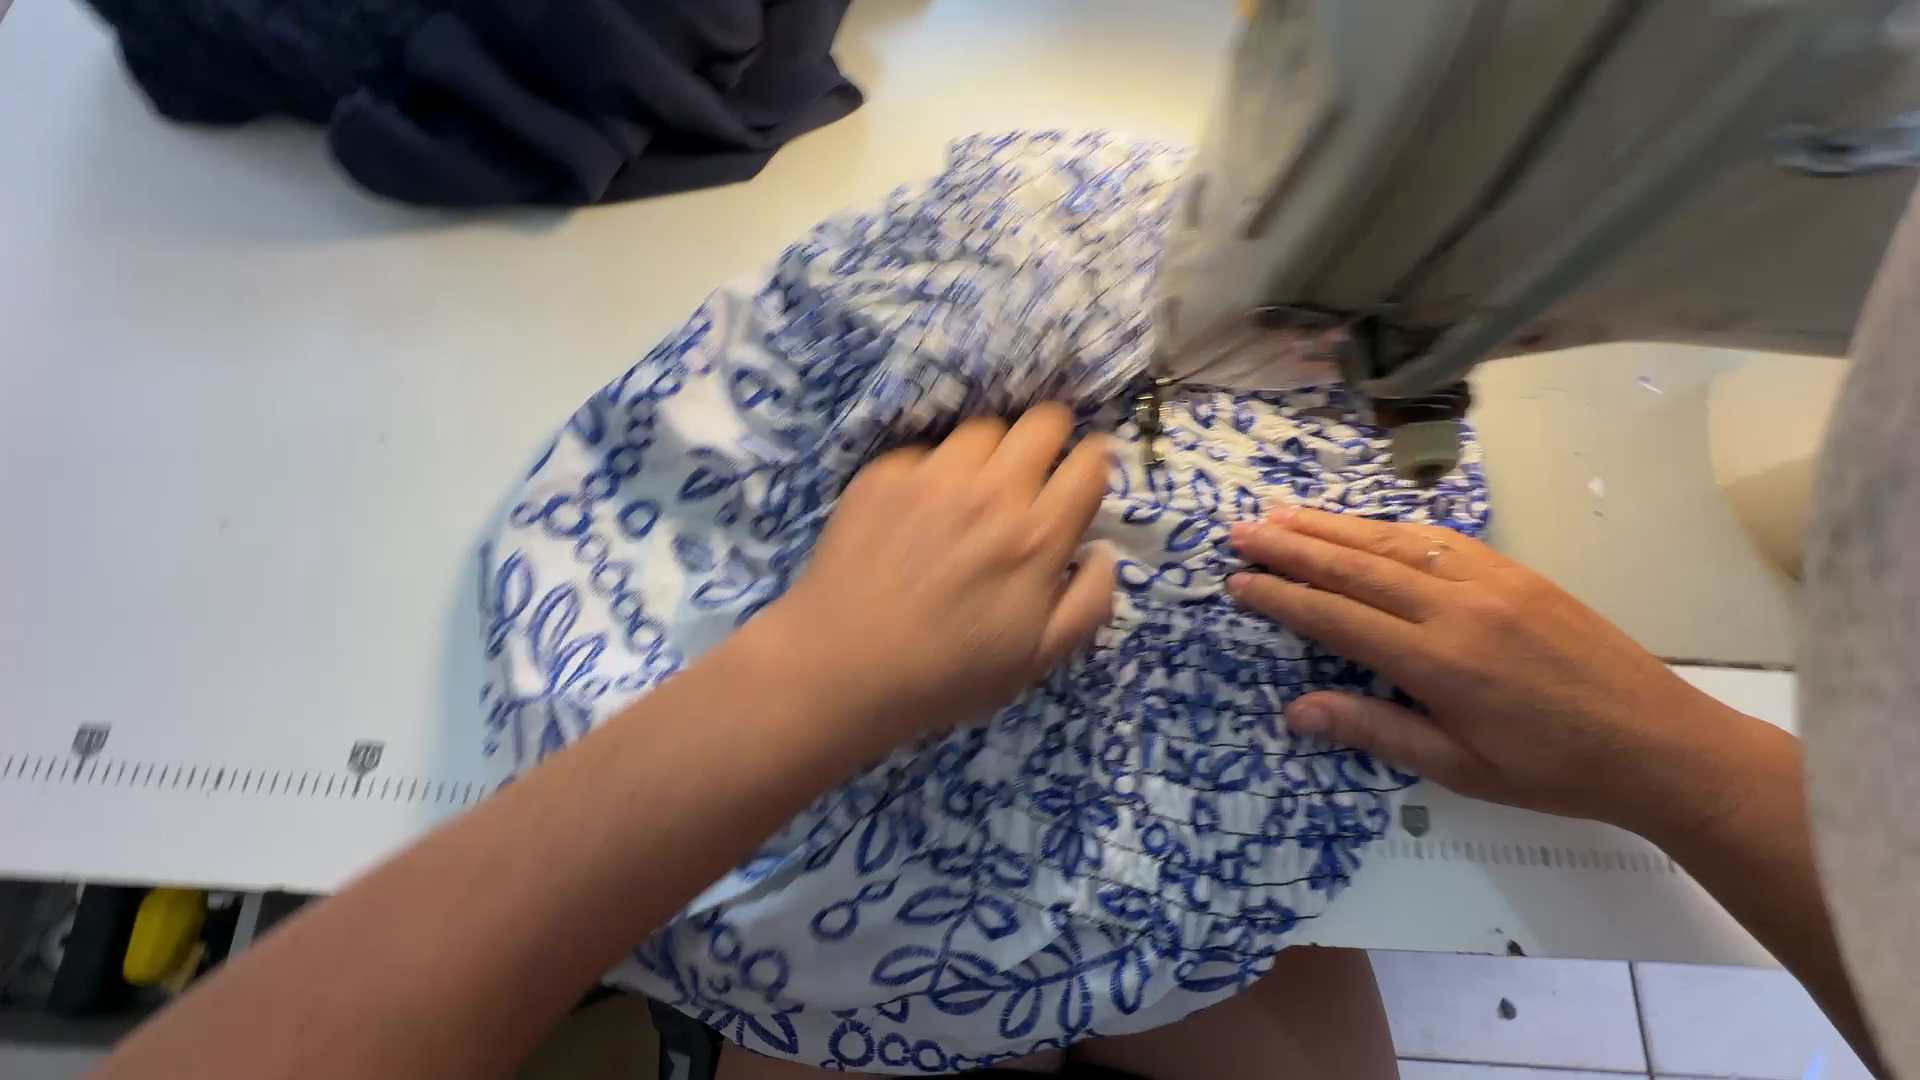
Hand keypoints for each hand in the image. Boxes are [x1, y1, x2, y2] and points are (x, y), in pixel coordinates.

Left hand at [747, 404, 1116, 744]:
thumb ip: (1089, 601)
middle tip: (1033, 475)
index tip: (1078, 483)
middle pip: (1043, 421)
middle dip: (1050, 440)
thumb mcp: (1037, 659)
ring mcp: (930, 477)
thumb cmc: (946, 673)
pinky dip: (933, 470)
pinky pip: (925, 450)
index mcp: (1036, 537)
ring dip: (991, 452)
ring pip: (983, 428)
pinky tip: (919, 508)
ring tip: (973, 489)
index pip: (1090, 462)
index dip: (1092, 467)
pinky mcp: (882, 475)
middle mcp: (989, 493)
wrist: (841, 669)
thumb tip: (1104, 552)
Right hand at [1226, 508, 1752, 830]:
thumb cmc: (1552, 770)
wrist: (1665, 747)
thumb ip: (1374, 731)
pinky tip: (1356, 523)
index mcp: (1440, 664)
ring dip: (1330, 526)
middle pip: (1356, 566)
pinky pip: (1437, 538)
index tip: (1237, 582)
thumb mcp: (1458, 769)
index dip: (1281, 597)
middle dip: (1290, 547)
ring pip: (1392, 542)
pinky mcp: (1515, 571)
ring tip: (1280, 514)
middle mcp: (1459, 609)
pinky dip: (1385, 527)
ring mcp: (1491, 582)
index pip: (1337, 617)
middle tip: (1240, 532)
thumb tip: (1294, 711)